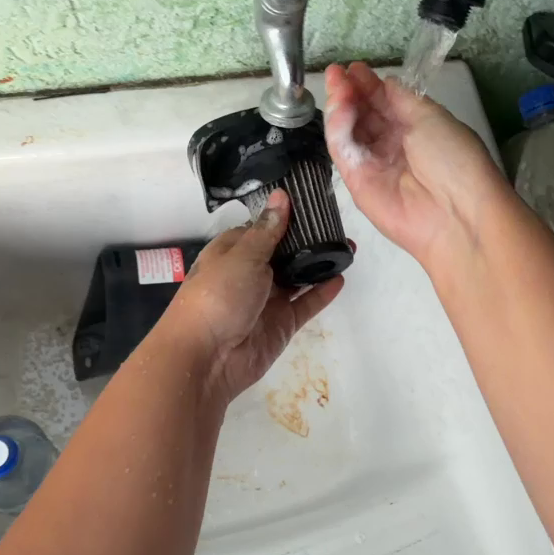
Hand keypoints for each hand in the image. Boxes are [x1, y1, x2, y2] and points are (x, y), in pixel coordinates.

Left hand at [158, 190, 344, 407]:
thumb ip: (268, 230)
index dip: (284, 215)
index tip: (311, 201)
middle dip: (306, 239)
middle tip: (337, 223)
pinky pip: (305, 303)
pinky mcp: (281, 324)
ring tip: (347, 247)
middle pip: (282, 251)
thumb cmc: (218, 296)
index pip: (262, 227)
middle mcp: (249, 273)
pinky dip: (322, 292)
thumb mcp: (242, 256)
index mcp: (232, 252)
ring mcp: (267, 300)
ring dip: (318, 264)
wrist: (206, 359)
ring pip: (297, 277)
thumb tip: (281, 195)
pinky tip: (340, 277)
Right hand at [325, 62, 511, 262]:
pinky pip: (342, 150)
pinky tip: (341, 108)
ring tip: (336, 84)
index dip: (368, 85)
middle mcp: (392, 145)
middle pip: (362, 115)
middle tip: (336, 73)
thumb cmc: (454, 158)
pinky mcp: (355, 182)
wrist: (457, 213)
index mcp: (414, 128)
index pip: (383, 102)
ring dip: (341, 105)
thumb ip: (401, 99)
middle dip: (349, 92)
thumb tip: (384, 83)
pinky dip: (338, 127)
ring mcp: (372, 164)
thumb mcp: (432, 117)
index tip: (353, 68)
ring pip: (348, 130)